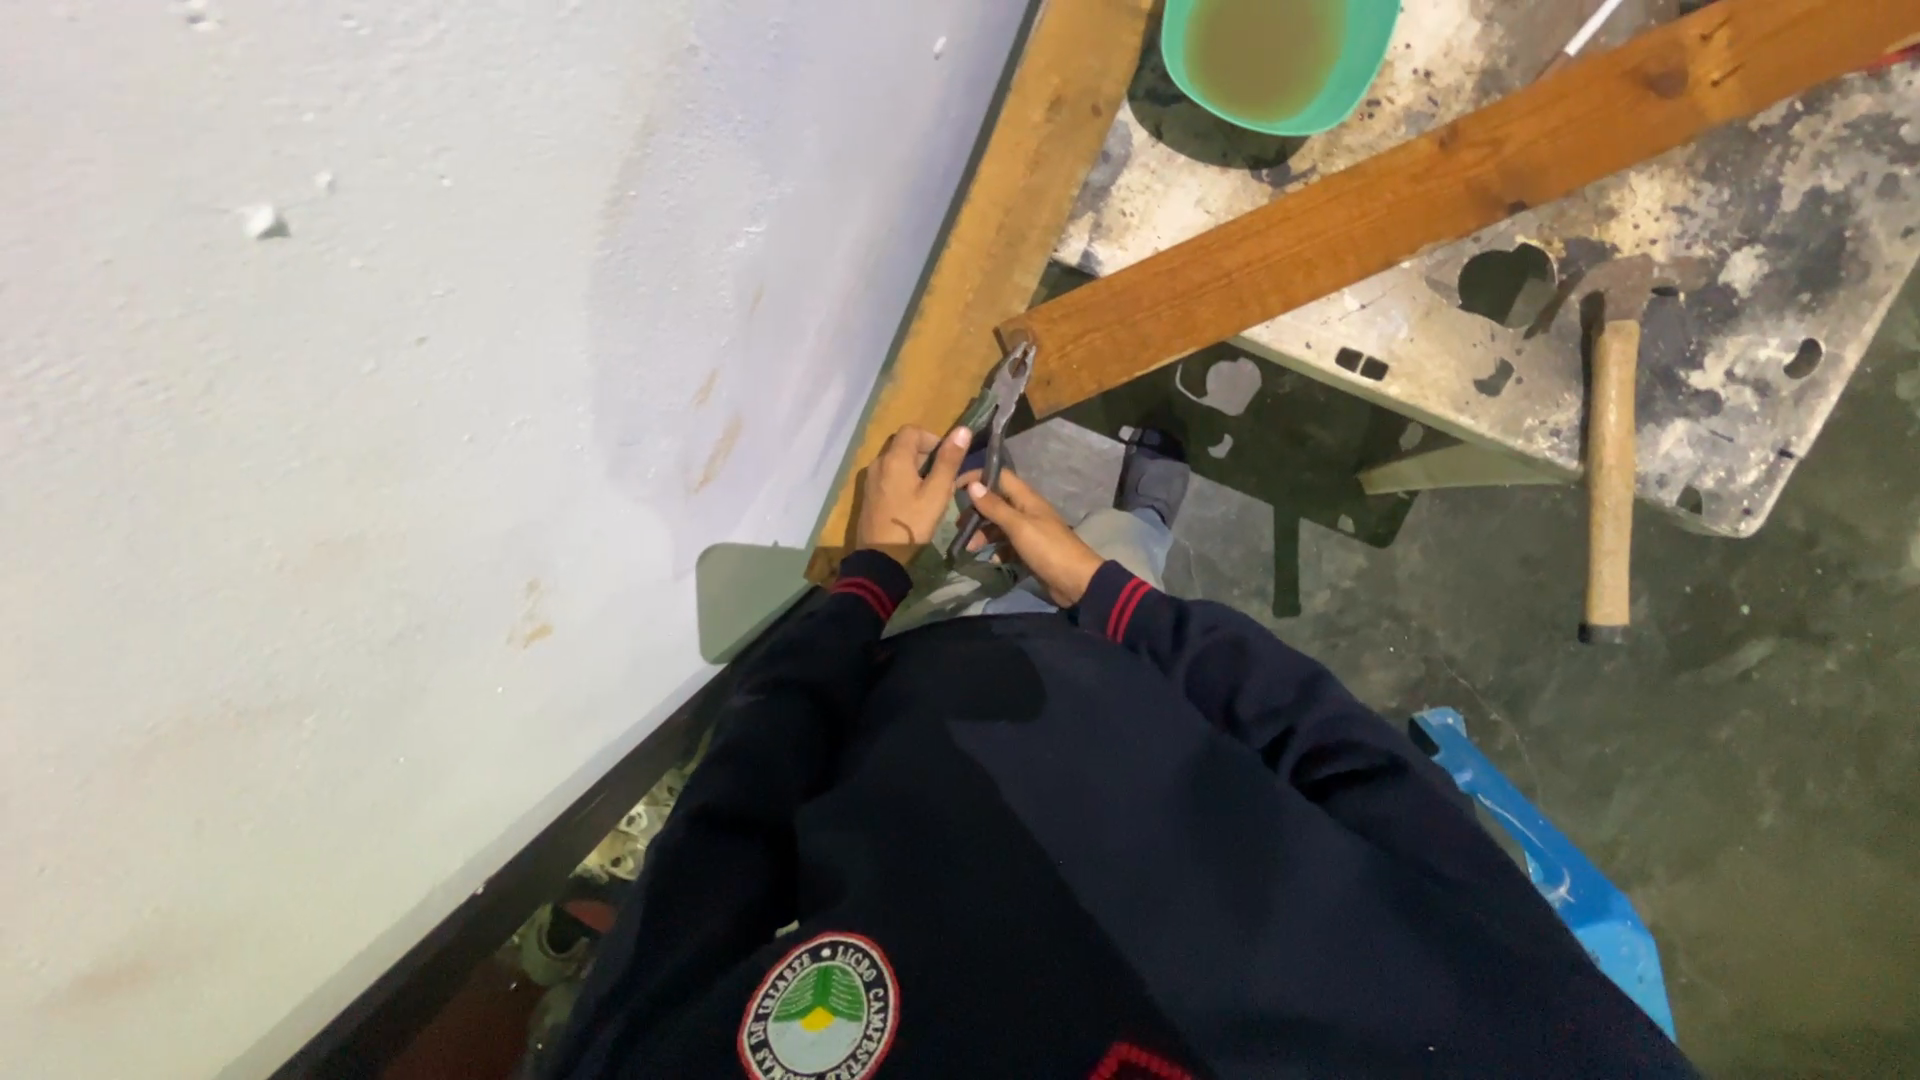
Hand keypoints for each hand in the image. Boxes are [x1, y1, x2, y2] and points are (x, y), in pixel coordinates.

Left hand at [856, 424, 971, 562]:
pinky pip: (887, 475)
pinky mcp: (868, 494)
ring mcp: (870, 479)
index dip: (932, 438)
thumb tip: (962, 430)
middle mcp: (878, 462)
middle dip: (924, 453)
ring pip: (895, 461)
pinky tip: (913, 500)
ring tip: (930, 489)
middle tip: (941, 475)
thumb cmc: (912, 523)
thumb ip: (949, 460)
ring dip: (914, 467)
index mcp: (894, 458)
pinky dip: (902, 478)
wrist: (880, 556)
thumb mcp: (936, 493)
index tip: (946, 458)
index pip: (912, 430)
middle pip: (902, 444)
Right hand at [961, 470, 1104, 606]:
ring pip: (999, 525)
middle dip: (976, 512)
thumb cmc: (1048, 549)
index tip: (955, 487)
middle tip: (959, 526)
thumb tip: (973, 484)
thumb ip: (995, 507)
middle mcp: (1026, 510)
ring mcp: (1028, 531)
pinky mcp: (1029, 550)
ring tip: (969, 548)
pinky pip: (1007, 545)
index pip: (999, 476)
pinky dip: (996, 550)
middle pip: (995, 502)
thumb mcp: (1019, 527)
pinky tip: (990, 560)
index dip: (978, 477)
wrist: (1076, 582)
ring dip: (983, 534)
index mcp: (1026, 498)